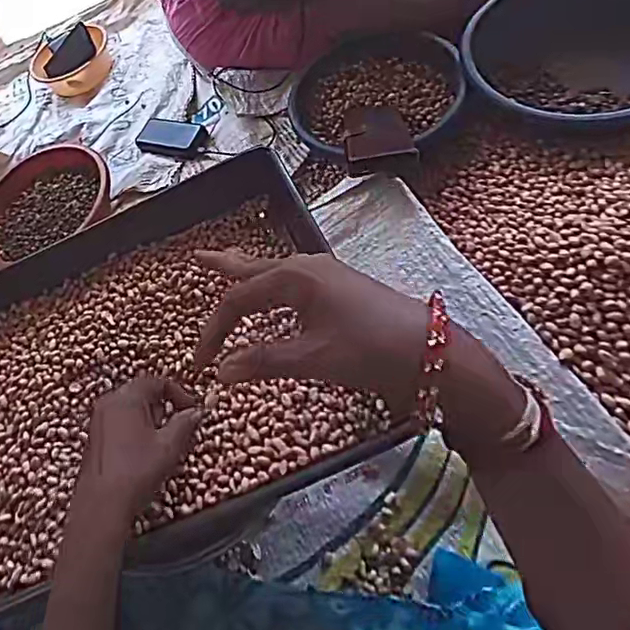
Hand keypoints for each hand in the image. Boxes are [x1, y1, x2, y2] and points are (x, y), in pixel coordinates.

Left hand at [69, 375, 201, 533]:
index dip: (178, 393)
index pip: (157, 382)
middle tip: (177, 428)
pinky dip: (135, 430)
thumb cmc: (136, 472)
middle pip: (142, 393)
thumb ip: (185, 423)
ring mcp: (98, 420)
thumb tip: (196, 412)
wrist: (102, 505)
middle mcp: (108, 403)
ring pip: (131, 409)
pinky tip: (143, 454)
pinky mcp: (94, 438)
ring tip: (161, 444)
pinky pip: (119, 422)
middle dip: (163, 408)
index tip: (191, 409)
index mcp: (126, 398)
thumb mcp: (169, 446)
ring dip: (150, 420)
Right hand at [194, 251, 534, 450]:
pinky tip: (275, 289)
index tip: (201, 362)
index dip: (214, 331)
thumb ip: (264, 361)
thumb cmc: (369, 349)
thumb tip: (221, 371)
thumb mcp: (313, 358)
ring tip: (228, 265)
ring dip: (248, 271)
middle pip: (253, 268)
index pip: (237, 300)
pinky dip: (271, 281)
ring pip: (273, 270)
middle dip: (224, 266)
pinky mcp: (338, 287)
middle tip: (198, 258)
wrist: (431, 348)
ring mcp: (324, 274)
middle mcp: (305, 267)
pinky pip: (292, 278)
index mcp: (293, 277)